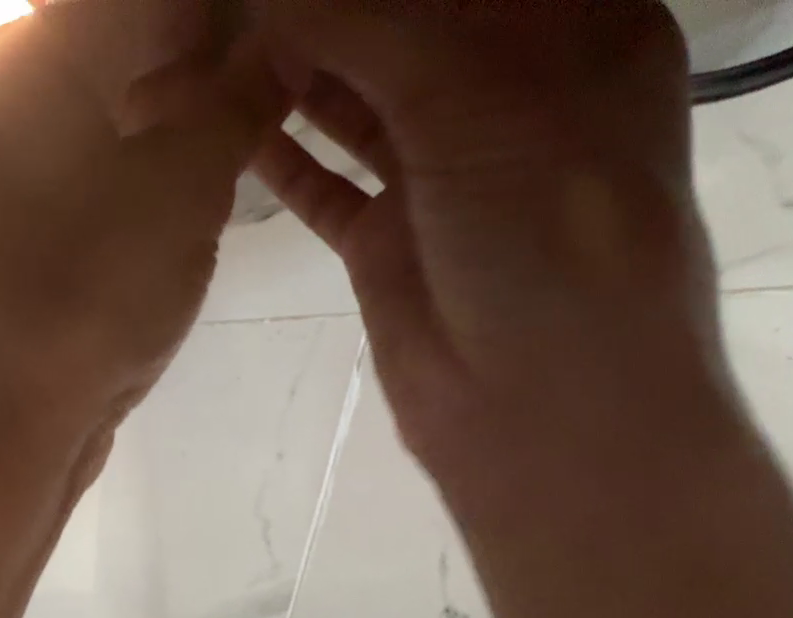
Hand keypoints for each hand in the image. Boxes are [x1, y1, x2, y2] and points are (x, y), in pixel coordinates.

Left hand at [0, 6, 284, 472]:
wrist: (2, 424)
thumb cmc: (87, 288)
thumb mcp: (183, 180)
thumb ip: (237, 101)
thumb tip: (281, 49)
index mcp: (32, 56)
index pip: (138, 1)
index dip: (220, 17)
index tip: (282, 37)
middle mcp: (14, 106)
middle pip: (132, 46)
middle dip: (215, 57)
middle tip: (290, 77)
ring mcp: (20, 178)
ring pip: (125, 114)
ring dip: (194, 114)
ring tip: (268, 116)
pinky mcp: (37, 239)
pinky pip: (111, 175)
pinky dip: (161, 169)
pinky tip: (209, 180)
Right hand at [254, 0, 739, 497]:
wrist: (538, 402)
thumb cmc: (544, 231)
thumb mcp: (473, 101)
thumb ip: (370, 29)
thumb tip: (275, 1)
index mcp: (570, 29)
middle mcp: (505, 92)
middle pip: (401, 25)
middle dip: (323, 16)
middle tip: (244, 10)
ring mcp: (440, 171)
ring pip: (355, 99)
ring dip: (291, 76)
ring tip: (221, 52)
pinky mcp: (386, 237)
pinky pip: (324, 182)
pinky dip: (279, 158)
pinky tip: (228, 129)